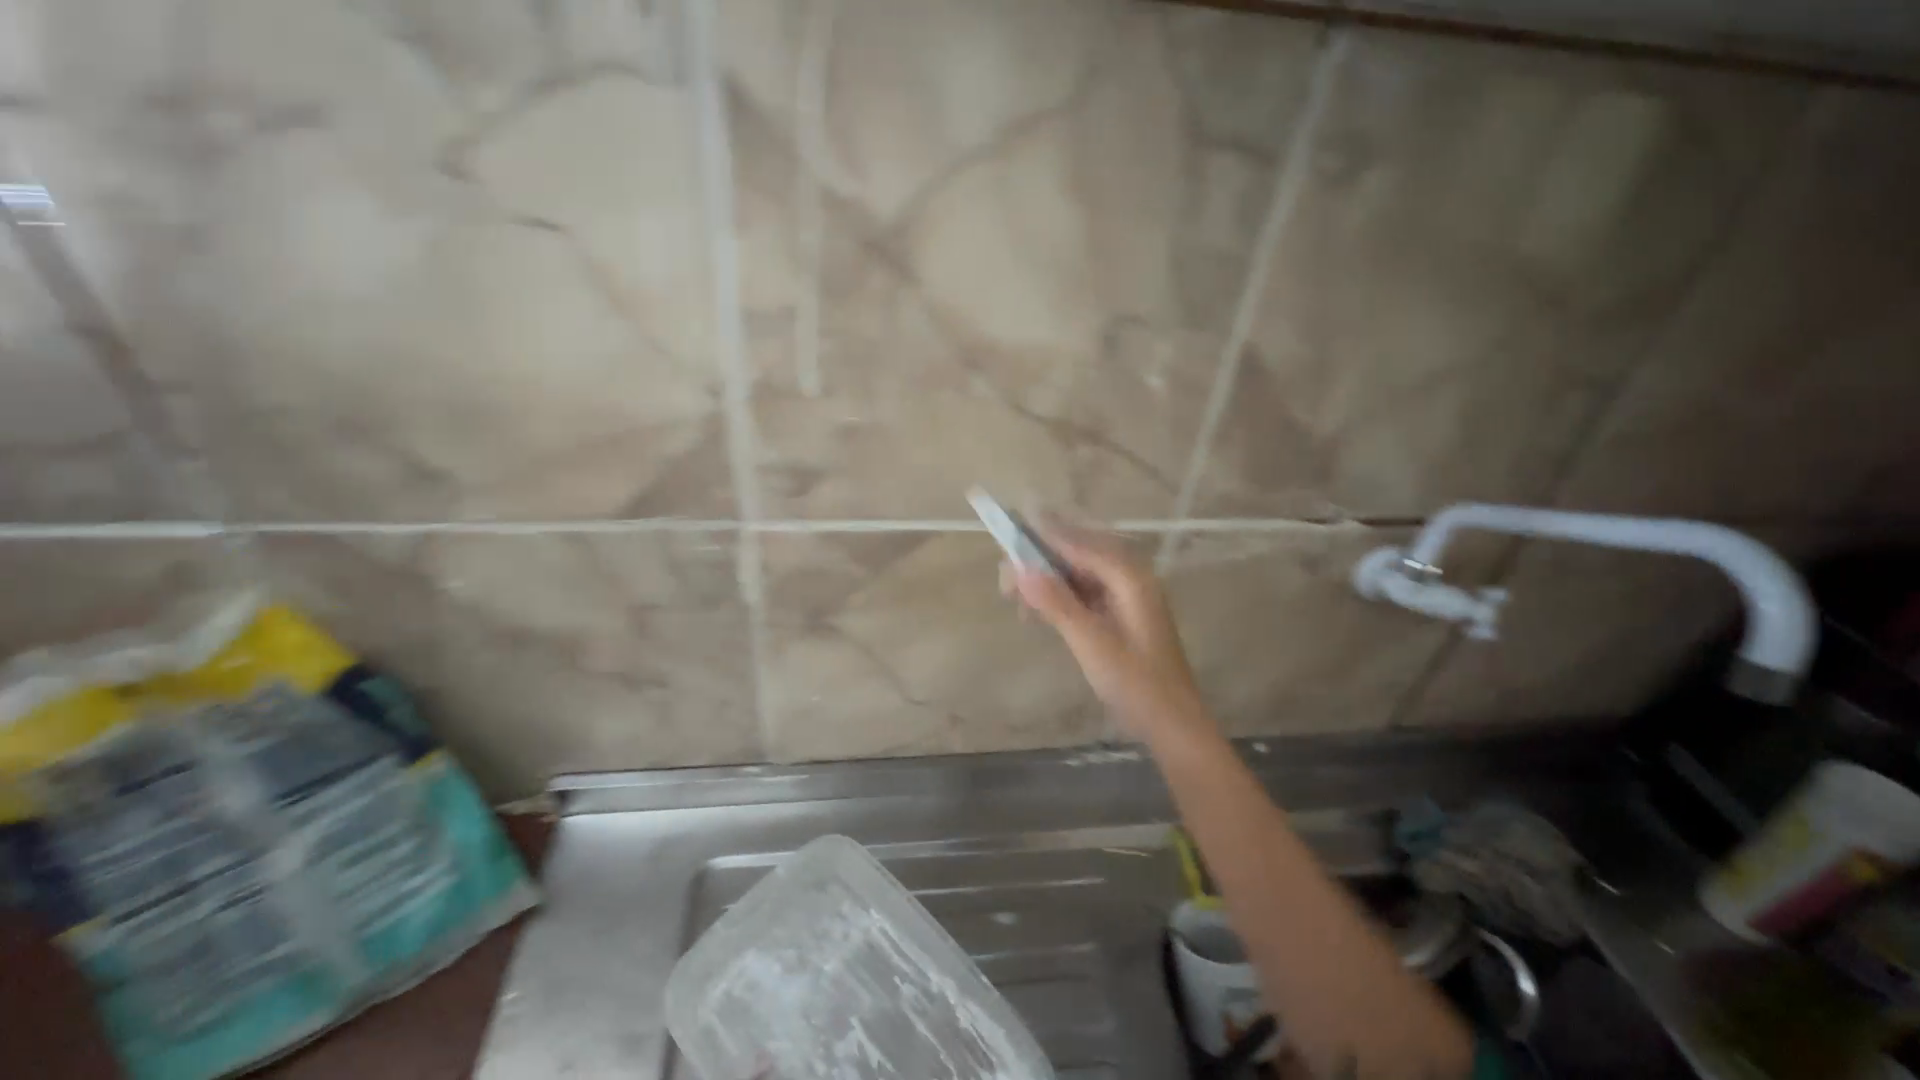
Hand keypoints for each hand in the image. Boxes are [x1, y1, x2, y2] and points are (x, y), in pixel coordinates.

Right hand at [1005, 521, 1216, 744]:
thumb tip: (1021, 569)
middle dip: (1042, 559)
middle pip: (1080, 552)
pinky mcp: (1122, 617)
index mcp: (1131, 579)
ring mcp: (1128, 598)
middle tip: (1007, 576)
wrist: (1173, 724)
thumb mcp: (1092, 644)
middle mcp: (1131, 579)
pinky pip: (1085, 593)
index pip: (1081, 544)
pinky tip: (1037, 612)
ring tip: (1015, 598)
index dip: (1045, 535)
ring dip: (1048, 580)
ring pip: (1080, 573)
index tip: (1011, 528)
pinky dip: (1060, 598)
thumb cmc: (1136, 684)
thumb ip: (1057, 604)